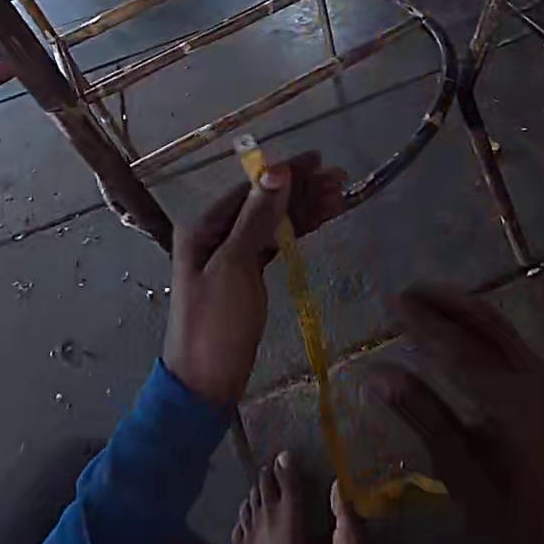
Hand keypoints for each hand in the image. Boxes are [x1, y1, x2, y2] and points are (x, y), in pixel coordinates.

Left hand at [163, 152, 347, 404]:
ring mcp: (231, 255)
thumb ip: (256, 217)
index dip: (284, 173)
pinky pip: (273, 244)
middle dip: (300, 189)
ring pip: (272, 222)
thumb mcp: (235, 264)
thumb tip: (276, 170)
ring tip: (340, 197)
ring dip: (304, 209)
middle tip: (340, 179)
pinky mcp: (246, 276)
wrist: (204, 383)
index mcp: (203, 226)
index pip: (249, 189)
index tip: (318, 160)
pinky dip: (296, 232)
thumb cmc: (215, 322)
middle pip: (263, 203)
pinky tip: (319, 221)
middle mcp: (215, 234)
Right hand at [367, 284, 543, 543]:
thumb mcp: (467, 479)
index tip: (392, 302)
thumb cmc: (519, 520)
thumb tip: (378, 374)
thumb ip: (425, 419)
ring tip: (422, 300)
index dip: (423, 322)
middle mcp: (535, 380)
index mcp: (516, 403)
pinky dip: (475, 323)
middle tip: (404, 292)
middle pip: (484, 321)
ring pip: (497, 325)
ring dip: (458, 308)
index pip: (459, 347)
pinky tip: (453, 326)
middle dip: (442, 302)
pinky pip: (506, 338)